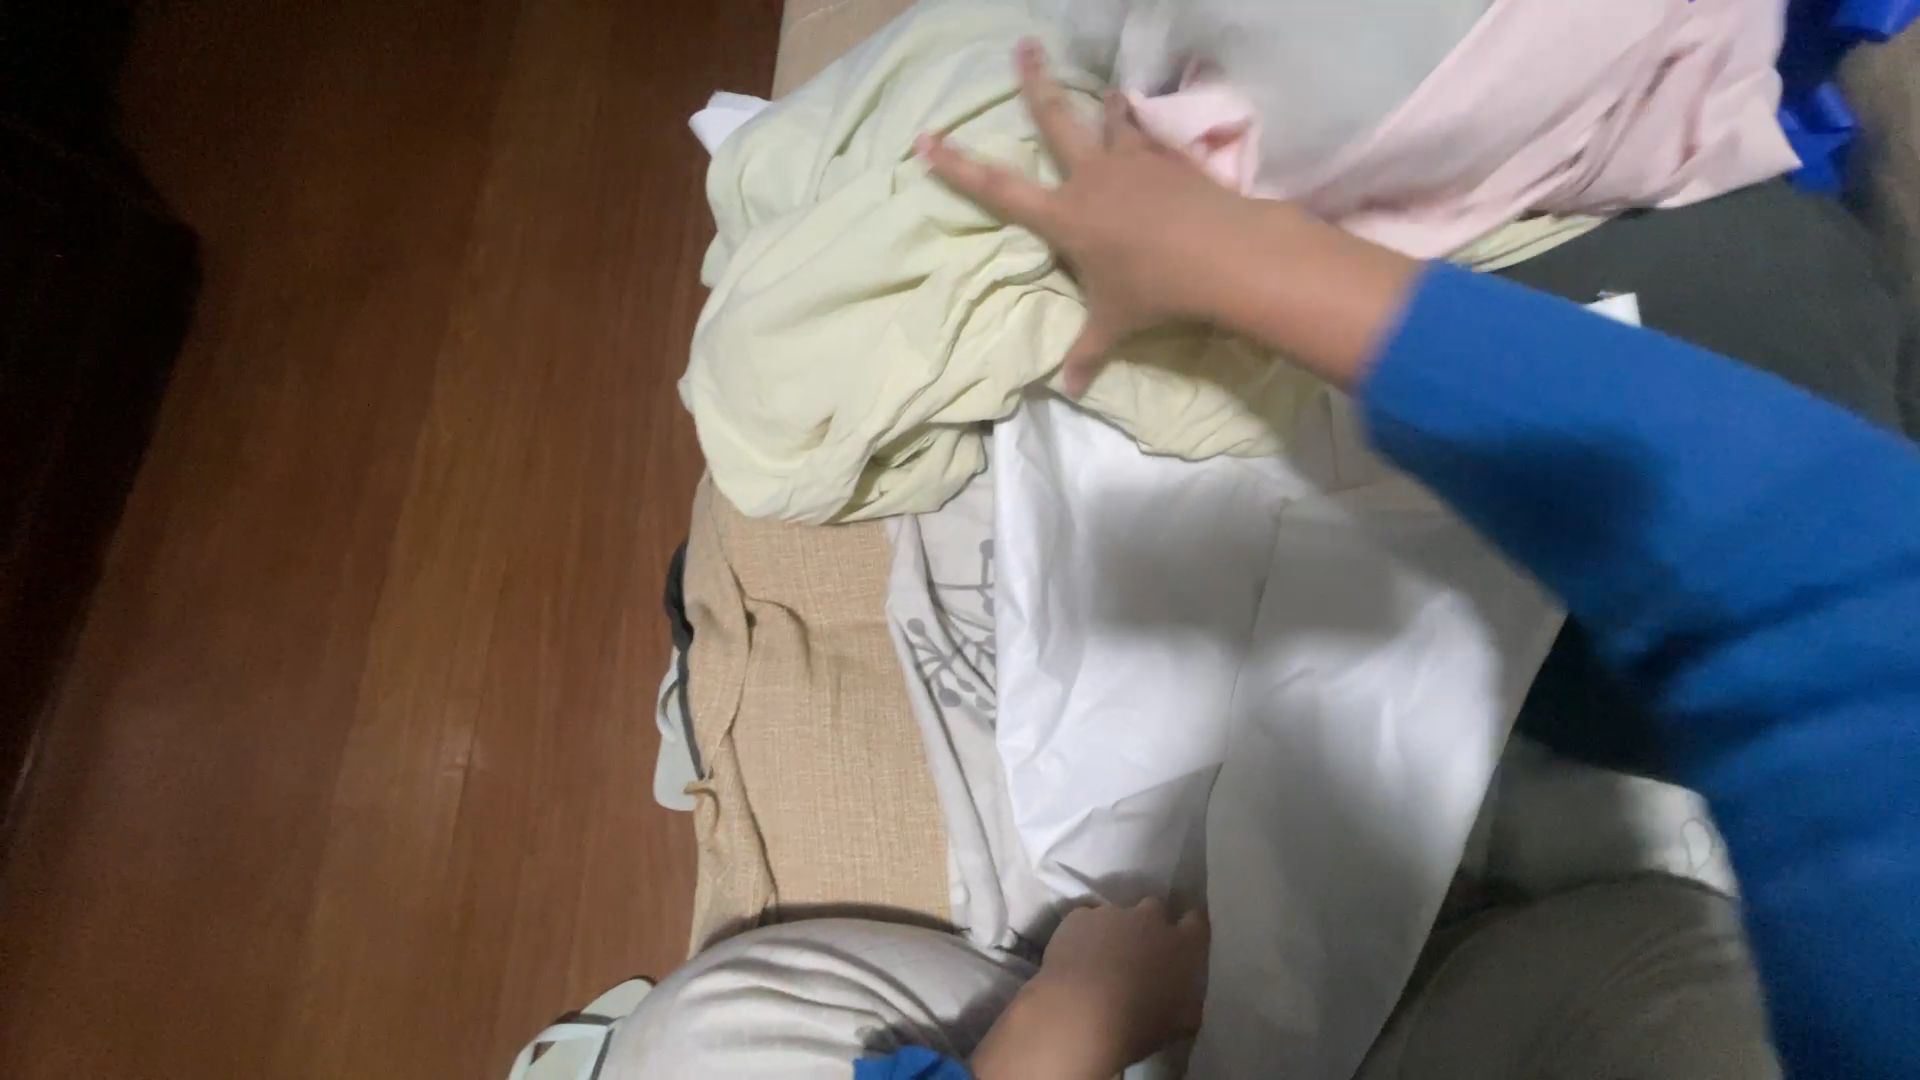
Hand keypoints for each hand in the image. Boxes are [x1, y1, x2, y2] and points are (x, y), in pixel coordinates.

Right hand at [915, 40, 1270, 396]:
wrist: (1220, 256)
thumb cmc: (1153, 291)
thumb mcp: (1114, 326)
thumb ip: (1088, 354)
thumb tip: (1073, 390)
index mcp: (1064, 217)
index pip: (997, 189)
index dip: (956, 167)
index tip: (925, 140)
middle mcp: (1091, 178)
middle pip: (1055, 121)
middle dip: (1034, 84)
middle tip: (1023, 48)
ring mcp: (1132, 162)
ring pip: (1110, 119)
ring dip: (1104, 105)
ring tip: (1105, 93)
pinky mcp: (1169, 159)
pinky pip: (1150, 137)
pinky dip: (1145, 132)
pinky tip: (1151, 133)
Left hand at [970, 898, 1209, 1079]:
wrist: (1081, 1011)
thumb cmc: (1138, 1026)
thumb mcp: (1179, 1022)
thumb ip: (1184, 997)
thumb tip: (1181, 994)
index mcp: (1184, 943)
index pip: (1198, 920)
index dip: (1189, 929)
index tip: (1182, 939)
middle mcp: (1150, 916)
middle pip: (1157, 908)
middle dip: (1149, 924)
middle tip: (1137, 952)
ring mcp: (1112, 910)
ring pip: (1118, 912)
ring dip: (1115, 928)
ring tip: (1102, 958)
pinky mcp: (1079, 914)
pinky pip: (1088, 918)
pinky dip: (1085, 932)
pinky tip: (1075, 957)